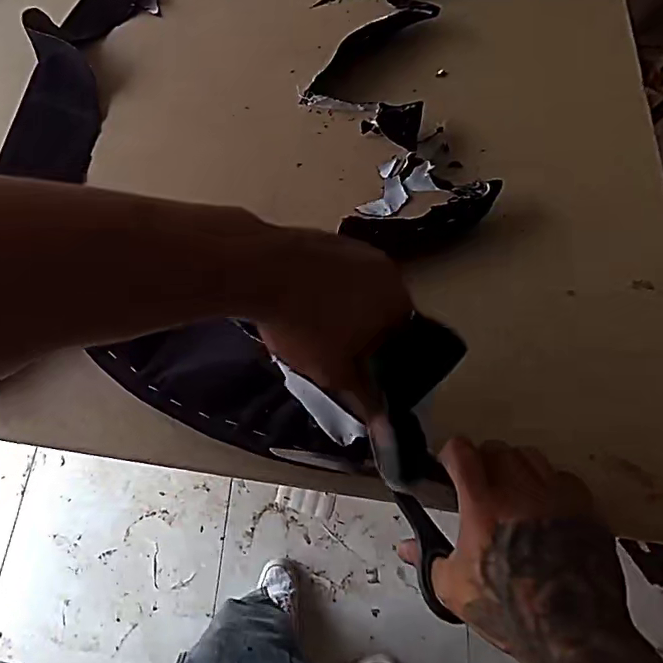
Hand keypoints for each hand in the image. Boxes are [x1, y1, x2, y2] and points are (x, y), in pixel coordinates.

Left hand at [253, 228, 411, 416]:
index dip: (380, 362)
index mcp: (400, 301)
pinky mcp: (322, 237)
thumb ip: (363, 398)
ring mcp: (353, 247)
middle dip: (357, 336)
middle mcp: (385, 268)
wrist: (259, 269)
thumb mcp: (334, 373)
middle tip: (329, 356)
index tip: (356, 374)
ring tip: (305, 332)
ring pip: (351, 292)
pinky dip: (316, 291)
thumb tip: (383, 425)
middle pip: (377, 313)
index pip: (403, 341)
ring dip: (335, 313)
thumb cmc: (305, 325)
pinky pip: (327, 274)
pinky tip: (291, 306)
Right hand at [398, 437, 632, 662]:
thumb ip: (427, 560)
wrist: (574, 636)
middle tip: (478, 482)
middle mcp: (521, 493)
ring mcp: (558, 499)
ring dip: (517, 467)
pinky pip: (566, 479)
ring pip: (532, 457)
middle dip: (483, 461)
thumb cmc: (512, 612)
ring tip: (511, 489)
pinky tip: (545, 506)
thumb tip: (407, 550)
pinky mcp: (588, 512)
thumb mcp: (454, 588)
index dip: (450, 454)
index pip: (462, 452)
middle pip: (498, 449)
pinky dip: (551, 485)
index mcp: (483, 506)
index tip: (448, 466)